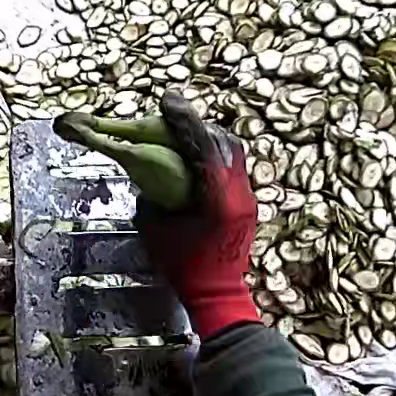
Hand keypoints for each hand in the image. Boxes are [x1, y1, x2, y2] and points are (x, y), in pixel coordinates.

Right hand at [134, 91, 260, 338]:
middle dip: (196, 125)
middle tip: (170, 114)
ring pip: (231, 153)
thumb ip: (153, 200)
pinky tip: (195, 157)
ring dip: (207, 137)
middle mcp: (239, 192)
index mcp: (216, 198)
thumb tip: (148, 178)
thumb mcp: (156, 232)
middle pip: (223, 143)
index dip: (184, 121)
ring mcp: (247, 197)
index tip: (166, 101)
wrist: (218, 293)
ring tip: (182, 131)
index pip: (203, 148)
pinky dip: (213, 155)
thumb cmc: (184, 267)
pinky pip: (232, 167)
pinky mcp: (246, 202)